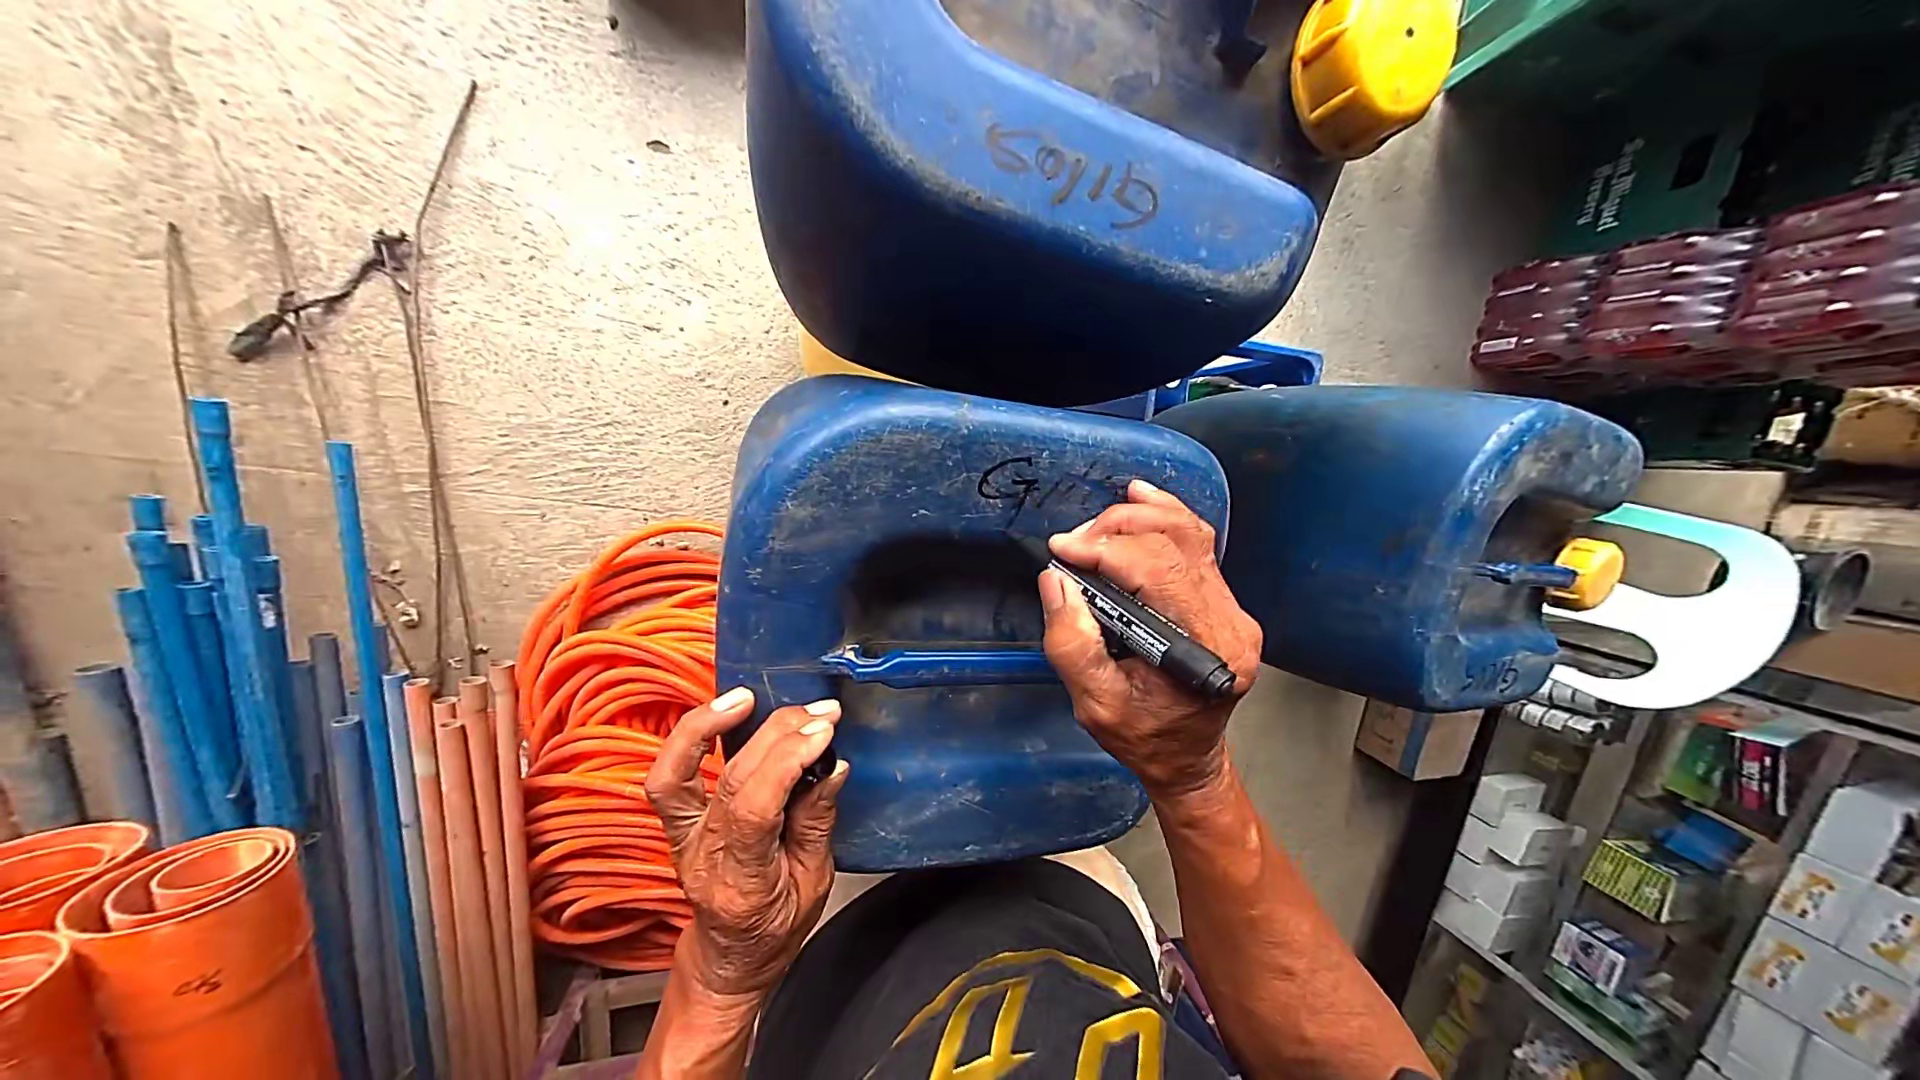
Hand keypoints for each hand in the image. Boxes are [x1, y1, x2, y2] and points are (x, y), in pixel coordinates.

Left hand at [645, 687, 849, 995]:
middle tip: (820, 712)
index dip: (790, 761)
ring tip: (747, 696)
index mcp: (740, 882)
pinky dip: (691, 736)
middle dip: (780, 736)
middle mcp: (702, 855)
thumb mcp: (814, 885)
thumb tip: (833, 766)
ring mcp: (681, 836)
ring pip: (674, 774)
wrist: (727, 958)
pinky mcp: (677, 820)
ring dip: (709, 726)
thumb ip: (818, 822)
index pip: (754, 809)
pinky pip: (669, 773)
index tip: (825, 731)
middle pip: (732, 780)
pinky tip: (724, 710)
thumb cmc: (774, 930)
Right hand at [1040, 479, 1260, 799]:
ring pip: (1189, 534)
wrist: (1185, 756)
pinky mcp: (1220, 599)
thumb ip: (1072, 645)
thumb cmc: (1145, 737)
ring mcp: (1231, 607)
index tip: (1063, 551)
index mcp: (1206, 649)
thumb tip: (1057, 582)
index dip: (1105, 552)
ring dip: (1137, 517)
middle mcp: (1229, 621)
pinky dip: (1163, 517)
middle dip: (1115, 531)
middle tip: (1072, 544)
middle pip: (1175, 544)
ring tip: (1095, 524)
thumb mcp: (1096, 705)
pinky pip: (1194, 544)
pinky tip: (1140, 499)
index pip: (1158, 573)